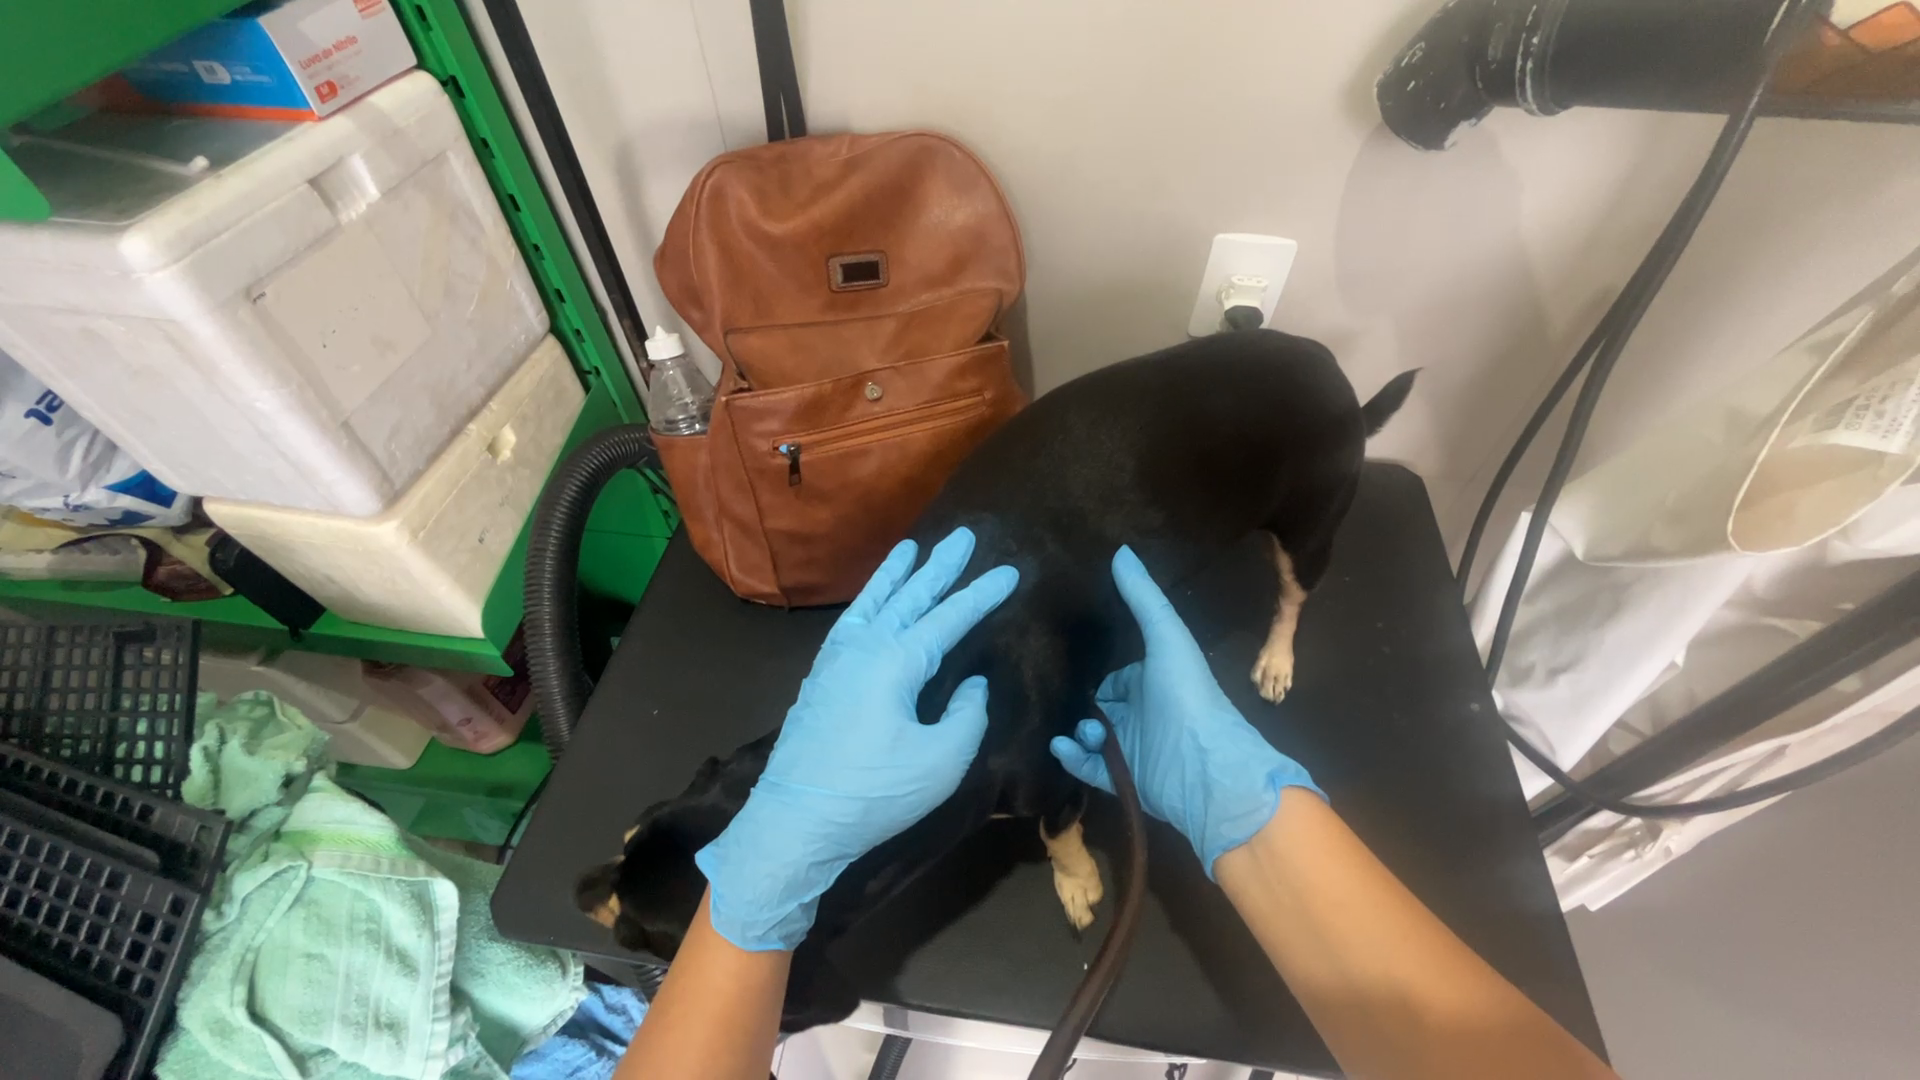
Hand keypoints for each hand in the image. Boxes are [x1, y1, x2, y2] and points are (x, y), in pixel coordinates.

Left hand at [696, 527, 1017, 950]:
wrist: (796, 821)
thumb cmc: (874, 794)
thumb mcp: (941, 762)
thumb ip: (966, 715)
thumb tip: (972, 684)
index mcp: (895, 661)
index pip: (949, 618)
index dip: (982, 595)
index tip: (1010, 571)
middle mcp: (864, 647)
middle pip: (909, 597)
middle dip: (939, 567)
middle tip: (963, 536)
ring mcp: (836, 660)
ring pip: (872, 602)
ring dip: (894, 574)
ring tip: (911, 546)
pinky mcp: (821, 678)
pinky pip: (849, 622)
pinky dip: (866, 601)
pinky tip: (871, 600)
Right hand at [1050, 545, 1321, 877]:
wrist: (1206, 768)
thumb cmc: (1187, 694)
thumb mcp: (1165, 636)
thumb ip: (1142, 598)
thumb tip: (1119, 550)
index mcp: (1152, 681)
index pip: (1115, 674)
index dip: (1096, 667)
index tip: (1065, 654)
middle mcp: (1141, 712)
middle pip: (1097, 704)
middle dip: (1078, 700)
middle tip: (1058, 693)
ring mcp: (1130, 747)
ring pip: (1089, 735)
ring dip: (1075, 728)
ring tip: (1079, 727)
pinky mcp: (1121, 777)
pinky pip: (1086, 766)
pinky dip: (1071, 756)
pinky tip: (1060, 745)